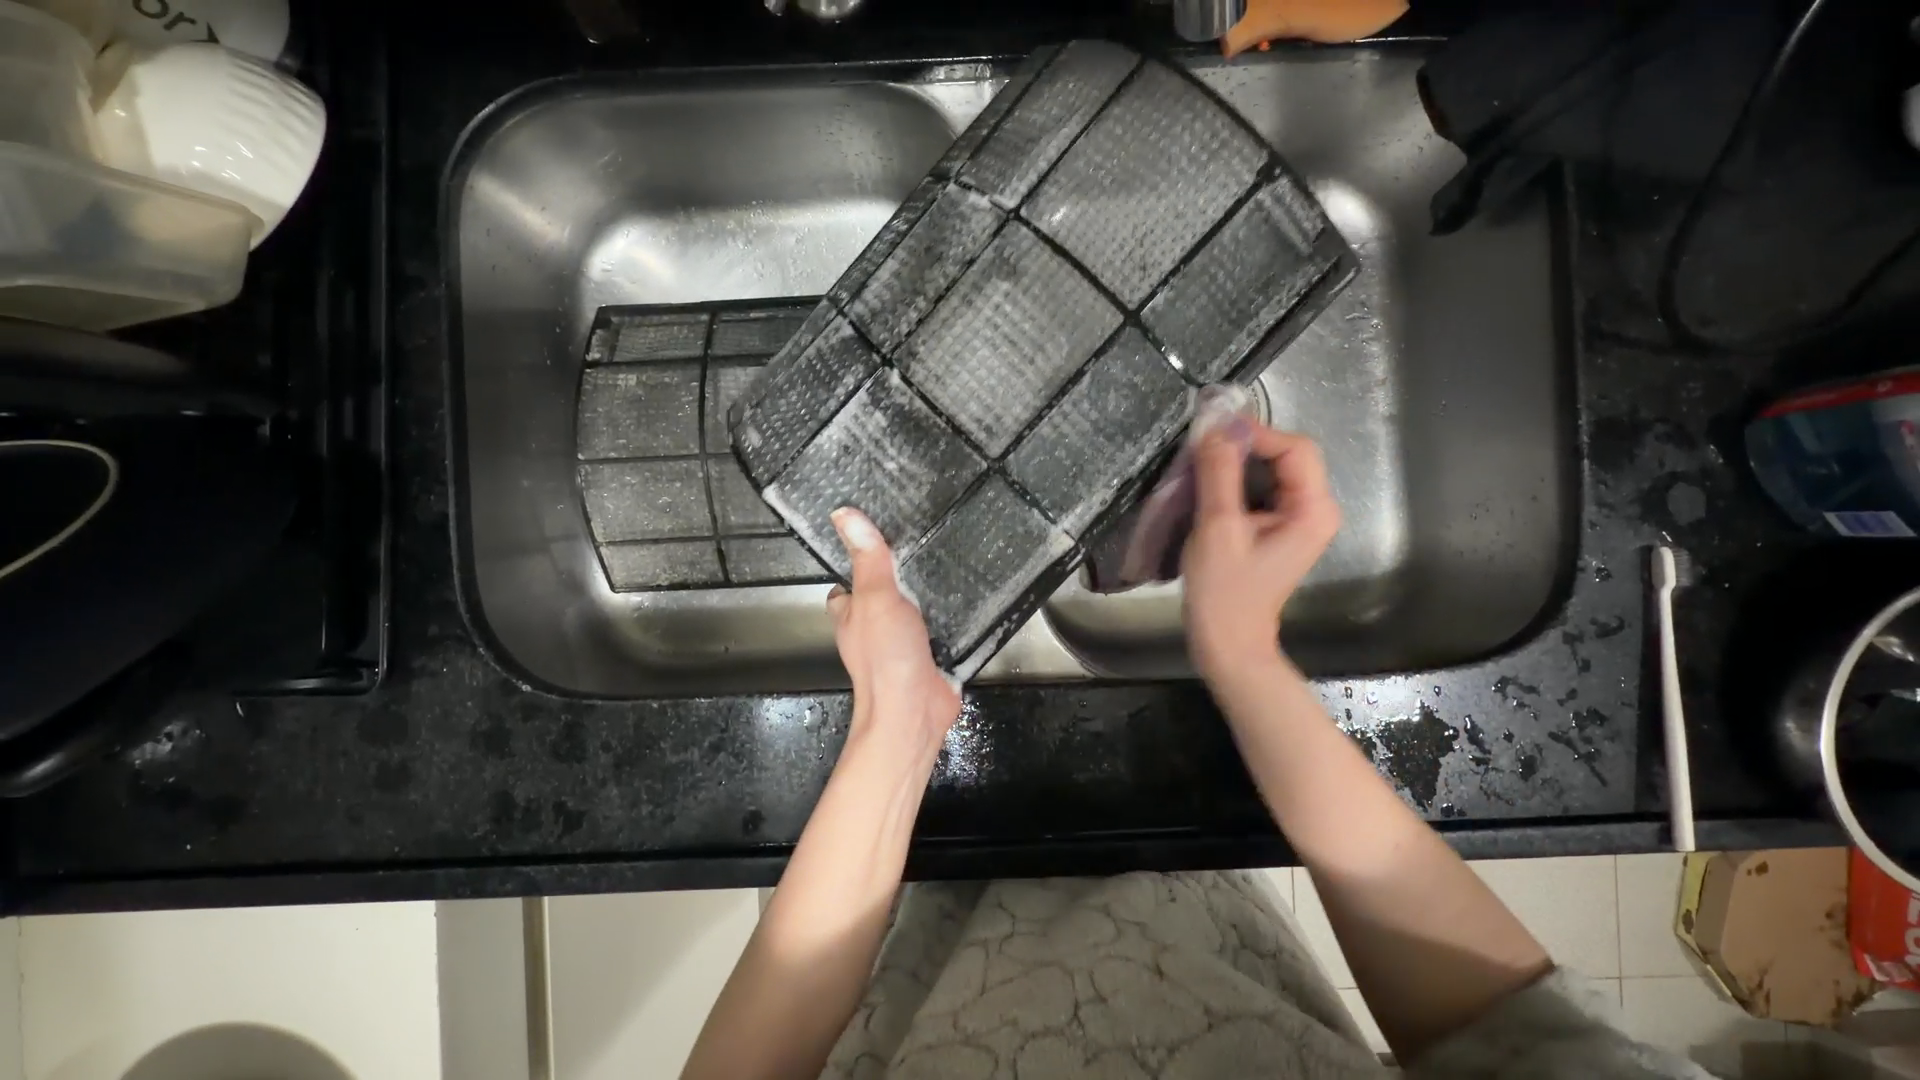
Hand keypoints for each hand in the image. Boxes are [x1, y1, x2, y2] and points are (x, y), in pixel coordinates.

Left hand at [827, 508, 961, 762]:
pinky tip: (970, 596)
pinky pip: (941, 628)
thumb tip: (844, 514)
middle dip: (898, 576)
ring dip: (927, 595)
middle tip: (923, 543)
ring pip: (913, 611)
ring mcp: (903, 645)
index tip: (874, 539)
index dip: (855, 565)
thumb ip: (868, 559)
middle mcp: (874, 630)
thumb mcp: (876, 598)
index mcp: (852, 615)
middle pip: (882, 596)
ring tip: (951, 558)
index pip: (846, 586)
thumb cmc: (886, 657)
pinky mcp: (932, 656)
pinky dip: (951, 615)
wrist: (914, 711)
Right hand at [1182, 422, 1340, 680]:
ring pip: (1270, 470)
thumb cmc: (1224, 591)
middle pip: (1285, 455)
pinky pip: (1259, 489)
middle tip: (1200, 446)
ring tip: (1198, 463)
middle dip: (1244, 446)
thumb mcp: (1218, 527)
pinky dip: (1233, 481)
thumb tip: (1216, 423)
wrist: (1226, 643)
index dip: (1256, 433)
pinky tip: (1206, 484)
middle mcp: (1314, 509)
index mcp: (1313, 509)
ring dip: (1235, 462)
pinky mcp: (1276, 528)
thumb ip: (1219, 472)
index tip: (1211, 432)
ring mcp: (1296, 520)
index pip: (1294, 449)